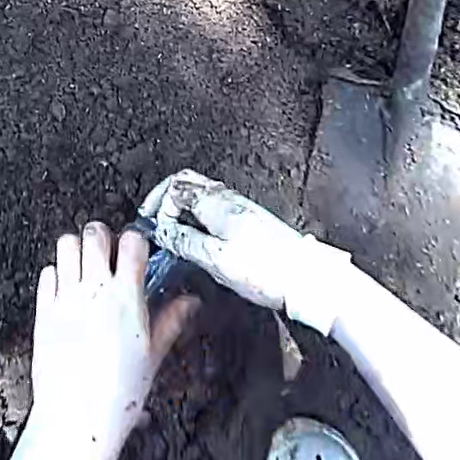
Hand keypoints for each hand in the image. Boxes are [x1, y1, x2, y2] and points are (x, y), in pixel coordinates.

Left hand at [1, 223, 198, 459]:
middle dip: (103, 236)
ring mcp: (67, 297)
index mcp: (126, 296)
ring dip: (76, 249)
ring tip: (85, 265)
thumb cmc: (116, 396)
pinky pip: (46, 272)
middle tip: (107, 252)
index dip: (135, 239)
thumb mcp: (152, 355)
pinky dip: (55, 274)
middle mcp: (95, 289)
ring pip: (67, 243)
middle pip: (95, 232)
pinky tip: (66, 289)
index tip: (136, 249)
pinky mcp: (44, 310)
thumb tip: (190, 303)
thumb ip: (171, 321)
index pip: (132, 240)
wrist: (75, 424)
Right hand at [140, 169, 354, 334]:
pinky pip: (212, 203)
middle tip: (153, 216)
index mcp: (217, 203)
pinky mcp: (247, 218)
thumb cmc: (266, 270)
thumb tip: (162, 230)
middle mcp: (228, 198)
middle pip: (188, 181)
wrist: (307, 278)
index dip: (158, 203)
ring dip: (180, 203)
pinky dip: (195, 211)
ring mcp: (239, 206)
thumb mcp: (217, 260)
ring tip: (169, 225)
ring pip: (200, 191)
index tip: (152, 225)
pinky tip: (194, 231)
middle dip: (165, 195)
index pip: (176, 186)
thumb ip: (186, 241)